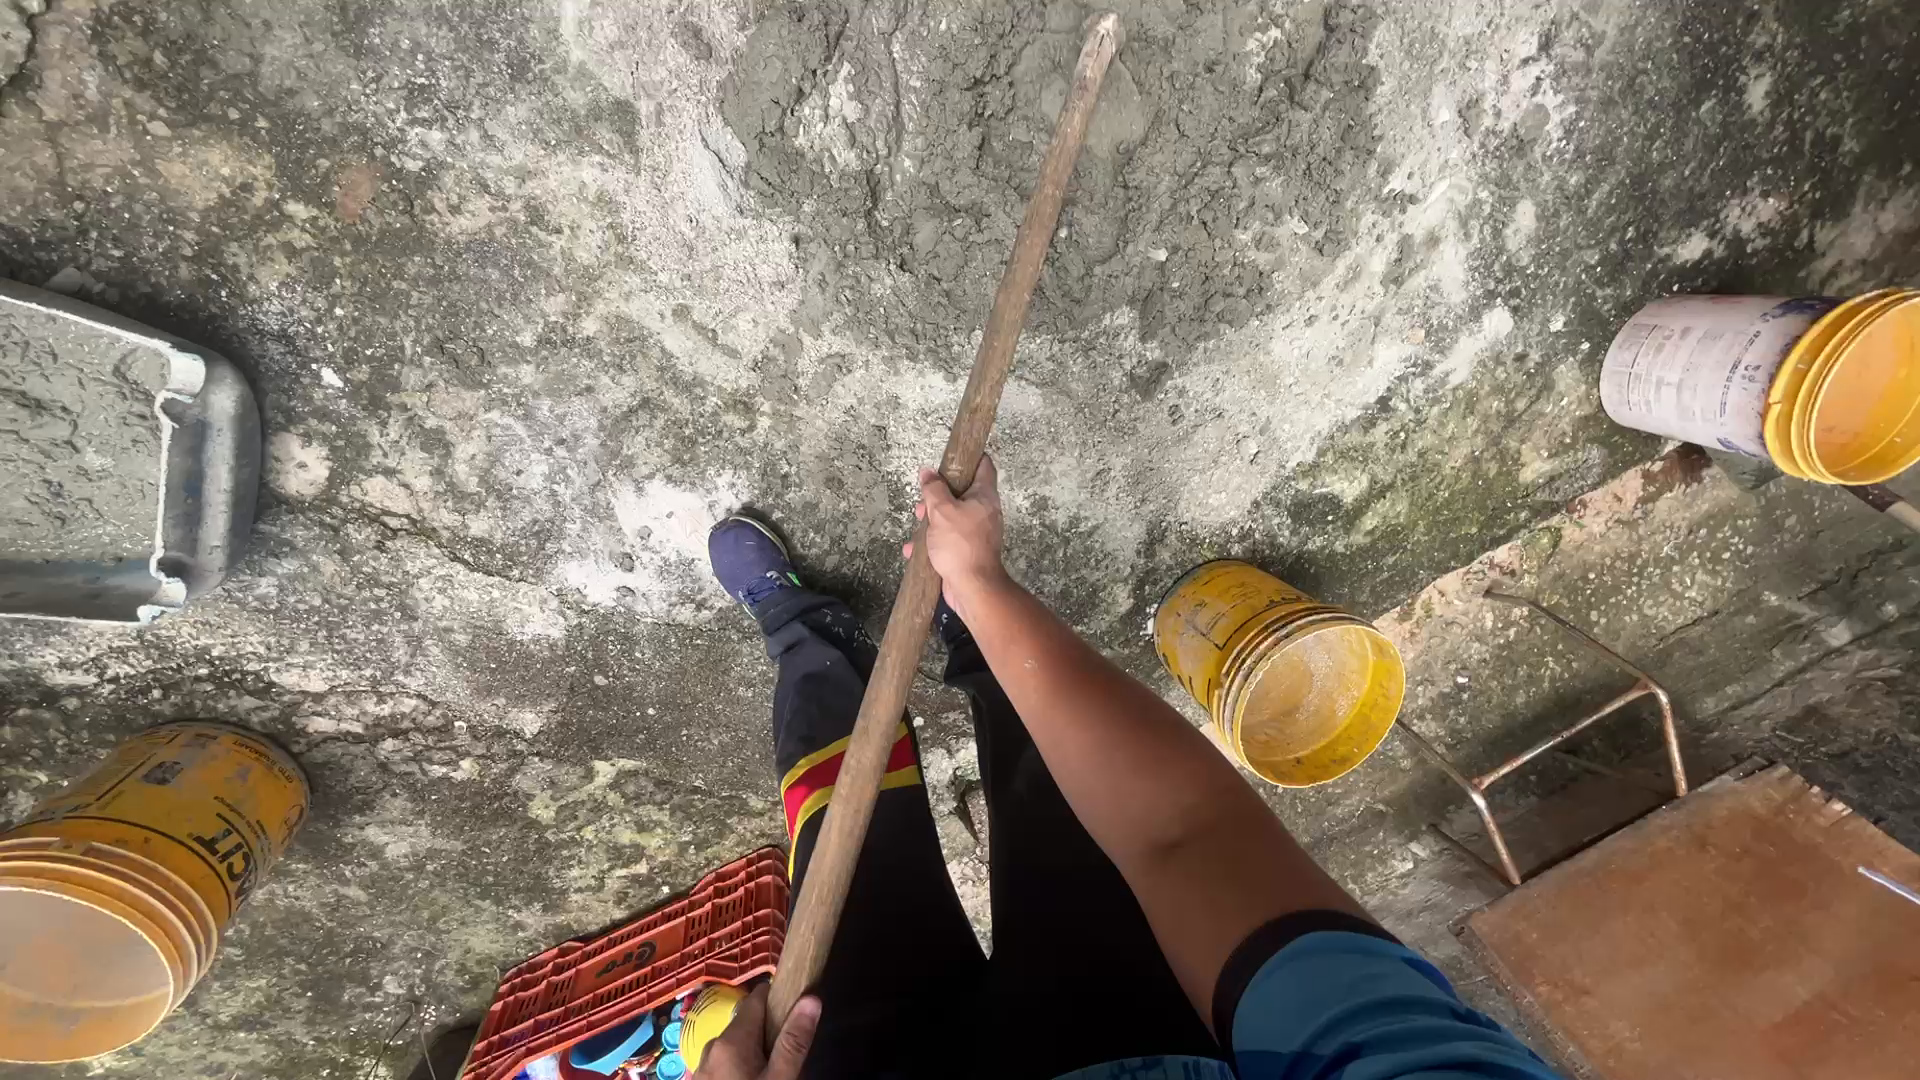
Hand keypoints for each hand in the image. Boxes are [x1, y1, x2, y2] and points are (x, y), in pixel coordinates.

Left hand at [691, 985, 819, 1079]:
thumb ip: (795, 1041)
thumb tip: (812, 997)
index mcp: (731, 1039)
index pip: (758, 996)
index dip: (780, 998)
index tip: (798, 1012)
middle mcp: (711, 1048)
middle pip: (748, 1024)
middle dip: (770, 1033)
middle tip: (790, 1058)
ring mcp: (701, 1071)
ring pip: (736, 1049)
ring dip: (756, 1055)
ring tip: (775, 1077)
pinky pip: (725, 1069)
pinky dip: (741, 1072)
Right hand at [904, 455, 1007, 608]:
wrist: (972, 587)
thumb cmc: (961, 546)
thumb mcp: (941, 511)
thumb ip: (933, 489)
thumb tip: (928, 473)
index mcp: (984, 496)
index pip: (983, 466)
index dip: (969, 457)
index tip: (951, 456)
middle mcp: (984, 512)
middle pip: (960, 493)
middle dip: (937, 496)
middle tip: (923, 504)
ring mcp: (976, 532)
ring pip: (950, 517)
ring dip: (931, 521)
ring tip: (918, 528)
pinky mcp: (966, 550)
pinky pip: (947, 539)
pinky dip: (931, 542)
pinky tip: (914, 549)